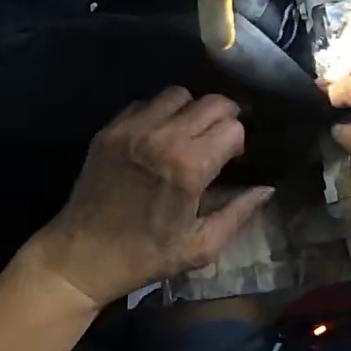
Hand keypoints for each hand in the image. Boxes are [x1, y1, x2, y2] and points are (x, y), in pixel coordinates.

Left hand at [26, 87, 274, 307]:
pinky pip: (144, 103)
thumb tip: (266, 189)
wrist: (83, 256)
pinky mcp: (110, 130)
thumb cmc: (146, 256)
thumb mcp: (201, 246)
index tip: (231, 160)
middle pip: (211, 102)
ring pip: (177, 94)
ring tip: (187, 135)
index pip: (232, 127)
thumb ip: (238, 213)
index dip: (238, 143)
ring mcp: (132, 130)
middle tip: (217, 141)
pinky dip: (157, 113)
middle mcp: (163, 138)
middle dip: (223, 118)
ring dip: (190, 110)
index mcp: (189, 167)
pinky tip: (156, 137)